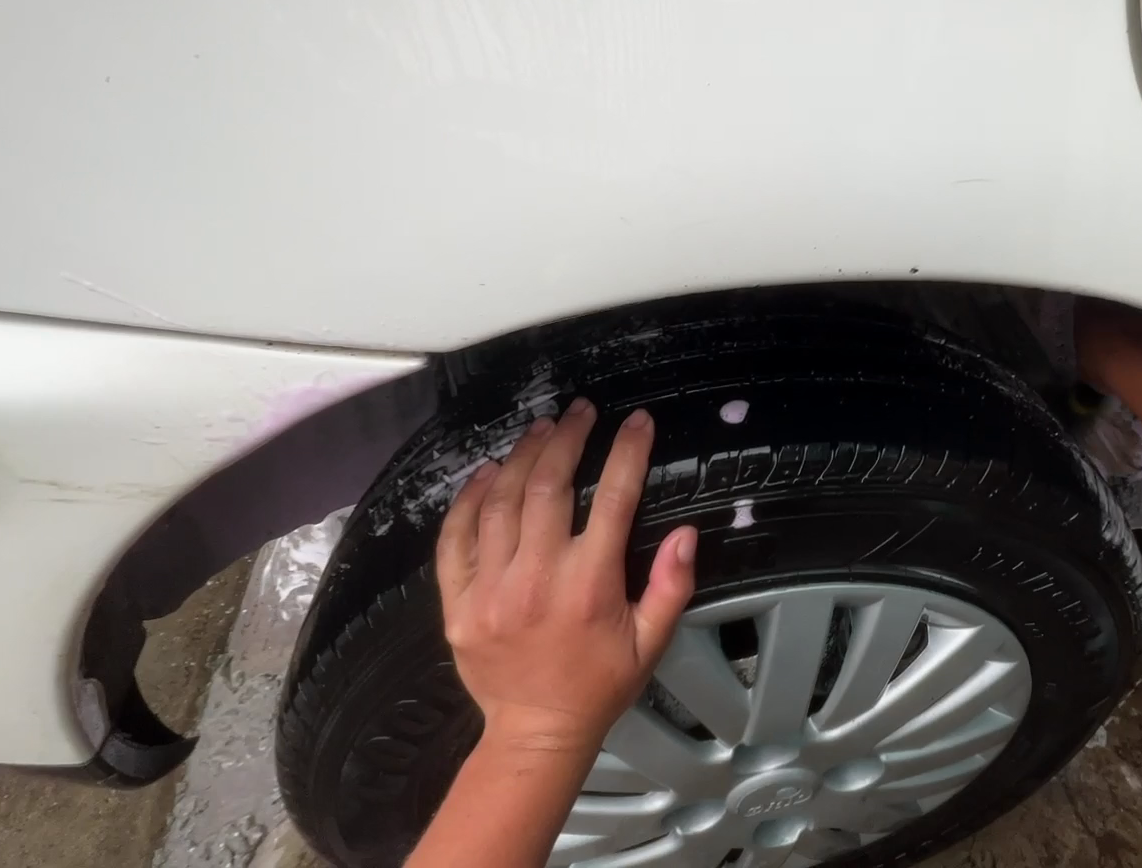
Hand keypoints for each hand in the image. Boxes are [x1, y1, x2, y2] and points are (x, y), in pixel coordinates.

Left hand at [435, 399, 696, 759]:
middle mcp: (537, 578)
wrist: (535, 731)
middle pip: (548, 487)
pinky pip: (456, 537)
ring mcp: (490, 588)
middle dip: (568, 439)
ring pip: (501, 502)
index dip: (628, 453)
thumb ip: (672, 585)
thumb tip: (685, 533)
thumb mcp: (651, 642)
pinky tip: (487, 470)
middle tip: (580, 411)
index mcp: (590, 585)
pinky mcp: (458, 601)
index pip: (614, 500)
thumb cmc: (600, 682)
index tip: (637, 421)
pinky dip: (468, 498)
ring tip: (541, 428)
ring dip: (523, 457)